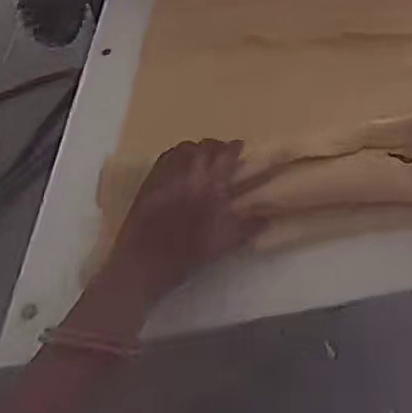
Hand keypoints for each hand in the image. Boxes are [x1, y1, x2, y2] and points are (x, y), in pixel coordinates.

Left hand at [91, 139, 264, 309]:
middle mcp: (190, 173)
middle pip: (206, 146)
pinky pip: (167, 156)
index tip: (240, 150)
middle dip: (217, 147)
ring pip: (186, 147)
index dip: (235, 148)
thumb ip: (249, 227)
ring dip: (198, 149)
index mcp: (211, 185)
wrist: (143, 266)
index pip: (226, 153)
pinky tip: (181, 167)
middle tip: (223, 157)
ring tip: (202, 160)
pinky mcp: (150, 180)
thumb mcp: (225, 244)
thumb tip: (267, 217)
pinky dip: (178, 155)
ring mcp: (167, 174)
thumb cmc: (187, 256)